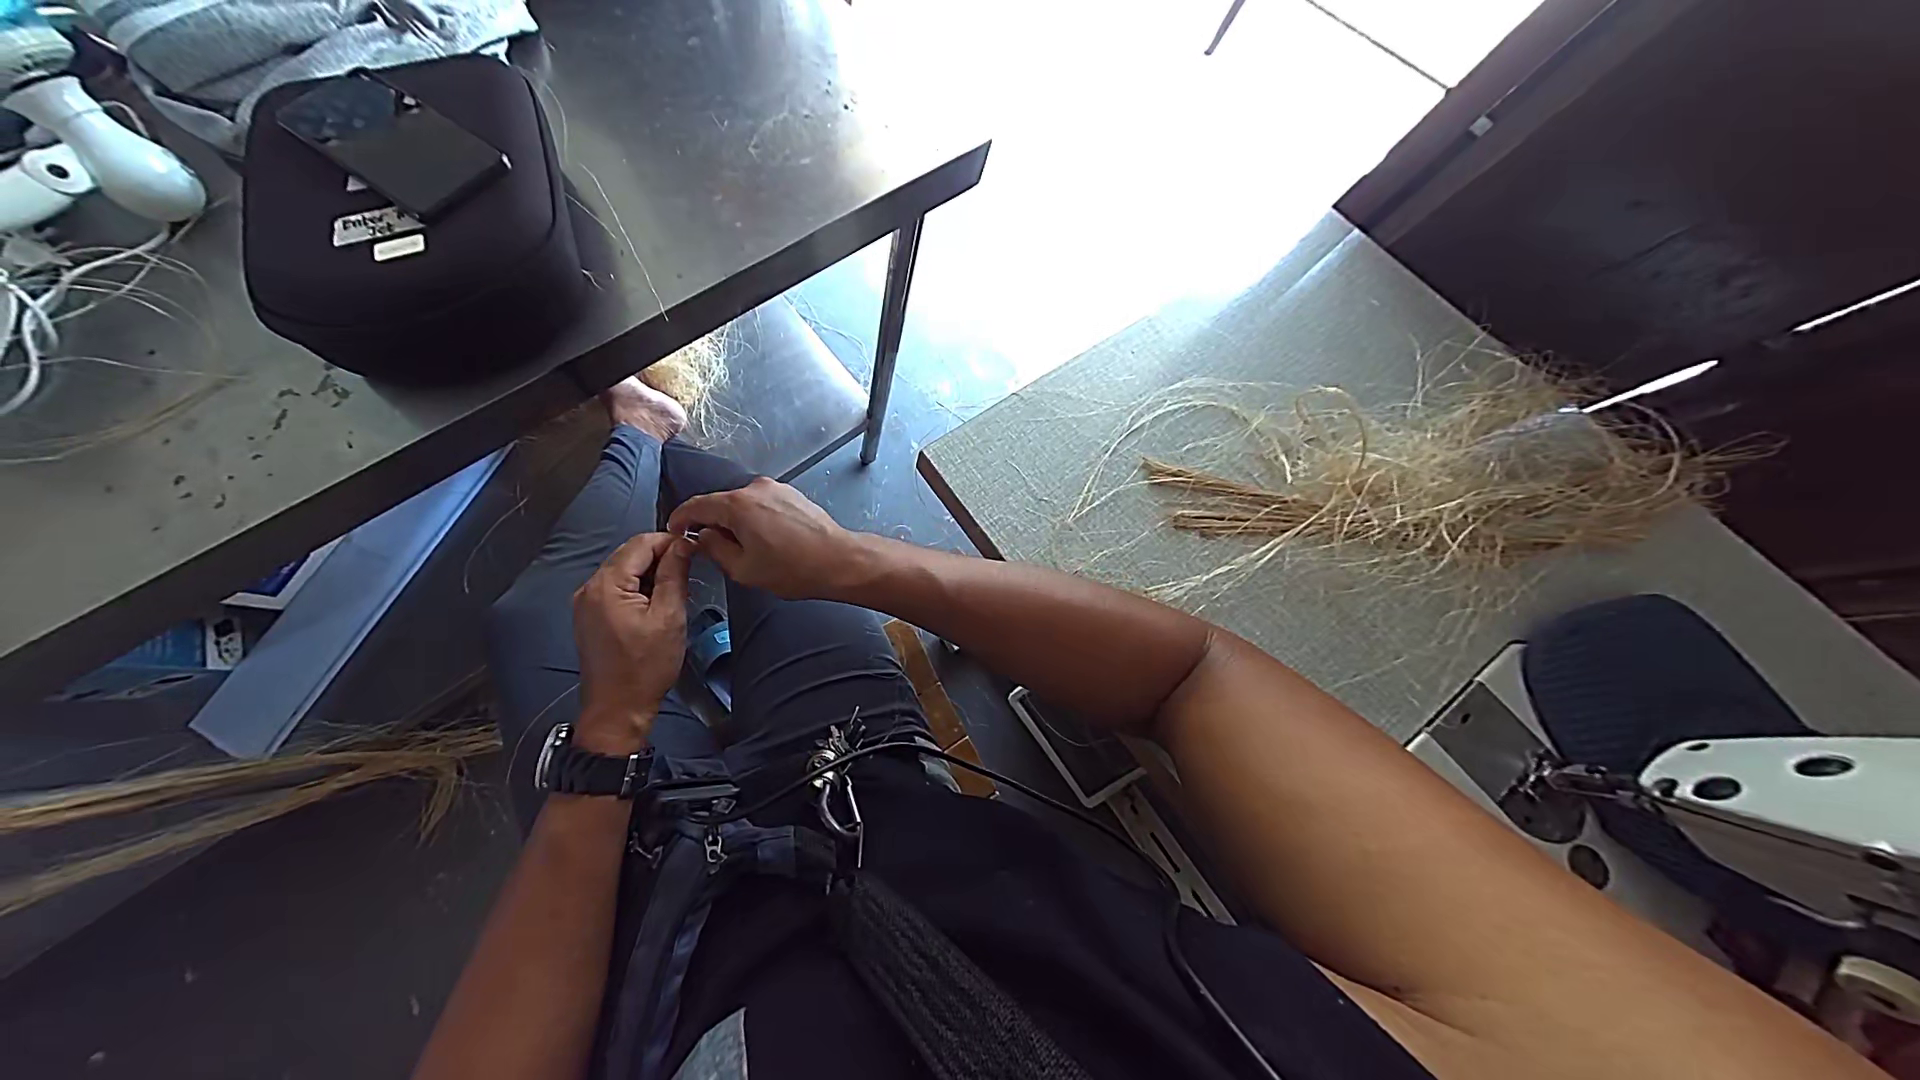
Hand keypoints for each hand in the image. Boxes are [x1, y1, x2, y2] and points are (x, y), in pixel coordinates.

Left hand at [570, 532, 692, 752]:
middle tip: (691, 570)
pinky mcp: (591, 616)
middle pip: (630, 555)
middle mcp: (590, 589)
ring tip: (678, 590)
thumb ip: (675, 574)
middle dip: (662, 557)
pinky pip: (618, 589)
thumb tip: (683, 545)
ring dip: (652, 574)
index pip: (640, 544)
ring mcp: (587, 603)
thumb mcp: (670, 617)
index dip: (671, 541)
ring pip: (625, 571)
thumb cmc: (645, 667)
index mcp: (607, 585)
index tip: (695, 549)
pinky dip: (640, 589)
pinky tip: (659, 604)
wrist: (619, 707)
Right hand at [666, 477, 870, 598]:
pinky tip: (764, 541)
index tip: (675, 530)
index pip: (696, 505)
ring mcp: (776, 489)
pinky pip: (762, 504)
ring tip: (743, 549)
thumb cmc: (794, 568)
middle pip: (721, 503)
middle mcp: (756, 489)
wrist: (838, 560)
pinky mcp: (792, 495)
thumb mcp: (743, 568)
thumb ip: (714, 549)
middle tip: (709, 548)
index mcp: (737, 504)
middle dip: (711, 523)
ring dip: (735, 522)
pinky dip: (755, 519)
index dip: (680, 519)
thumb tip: (702, 536)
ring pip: (743, 504)